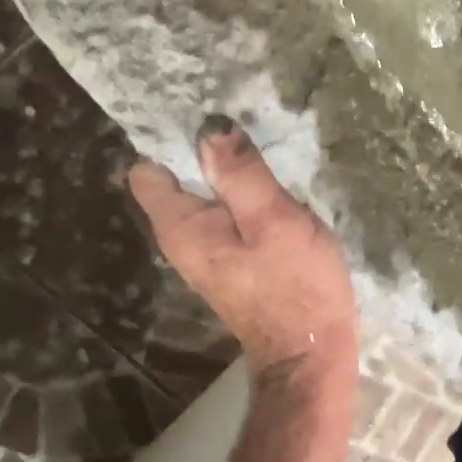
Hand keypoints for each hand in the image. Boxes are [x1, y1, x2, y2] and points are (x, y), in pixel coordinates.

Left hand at [129, 116, 358, 383]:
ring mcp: (208, 248)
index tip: (210, 111)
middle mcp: (184, 236)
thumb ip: (242, 174)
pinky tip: (272, 178)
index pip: (149, 168)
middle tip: (245, 116)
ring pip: (205, 192)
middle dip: (204, 147)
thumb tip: (211, 125)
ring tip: (260, 138)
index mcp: (182, 226)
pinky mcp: (234, 255)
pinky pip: (226, 208)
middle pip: (177, 176)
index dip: (172, 137)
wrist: (312, 349)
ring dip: (227, 167)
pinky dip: (242, 189)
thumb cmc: (294, 284)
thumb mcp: (274, 219)